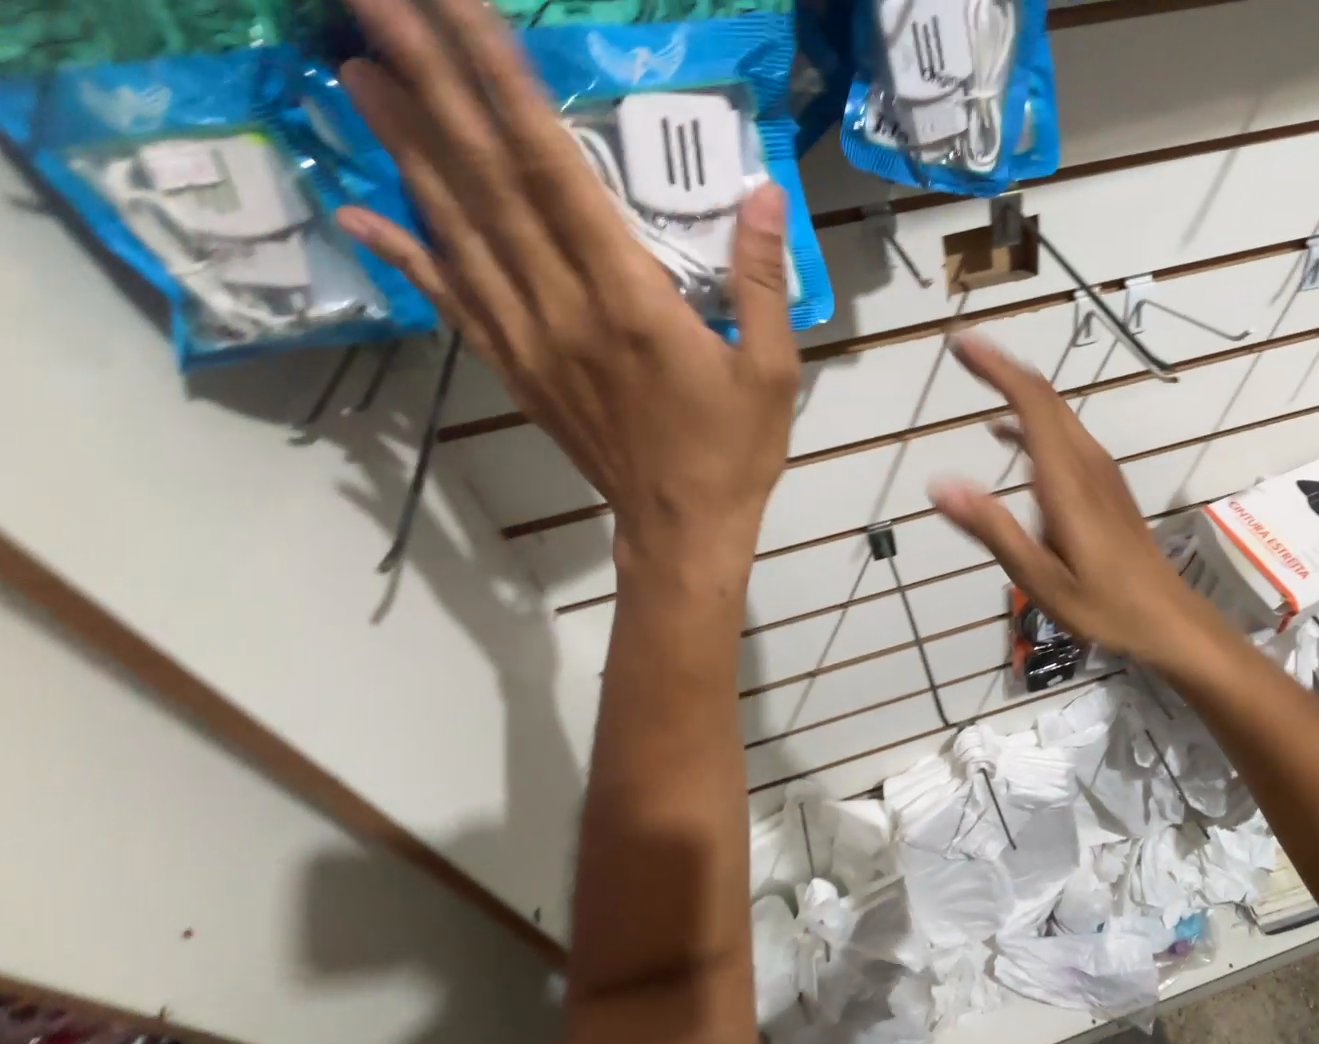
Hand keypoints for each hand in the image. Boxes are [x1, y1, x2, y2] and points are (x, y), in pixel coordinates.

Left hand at [332, 0, 798, 570]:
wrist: (679, 530)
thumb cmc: (734, 451)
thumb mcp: (773, 368)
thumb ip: (760, 279)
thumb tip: (763, 191)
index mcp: (632, 301)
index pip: (558, 173)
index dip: (509, 88)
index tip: (463, 14)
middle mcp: (563, 308)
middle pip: (489, 184)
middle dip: (433, 86)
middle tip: (378, 5)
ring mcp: (528, 340)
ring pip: (457, 231)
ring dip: (405, 148)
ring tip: (359, 70)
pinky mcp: (515, 370)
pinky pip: (453, 303)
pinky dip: (406, 255)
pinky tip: (362, 213)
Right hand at [929, 334, 1226, 667]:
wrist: (1169, 621)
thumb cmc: (1104, 606)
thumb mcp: (1039, 579)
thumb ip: (991, 528)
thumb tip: (940, 486)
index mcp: (1067, 482)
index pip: (1033, 405)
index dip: (998, 368)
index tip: (962, 345)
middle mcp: (1087, 464)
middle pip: (1047, 399)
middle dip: (1004, 369)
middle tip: (963, 352)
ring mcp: (1101, 474)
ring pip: (1058, 415)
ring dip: (1019, 392)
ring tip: (979, 381)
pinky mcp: (1105, 487)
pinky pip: (1065, 437)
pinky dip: (1032, 424)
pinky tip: (1006, 438)